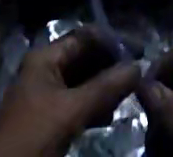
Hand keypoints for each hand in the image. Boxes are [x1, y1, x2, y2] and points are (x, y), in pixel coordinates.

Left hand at [0, 29, 140, 156]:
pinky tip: (110, 114)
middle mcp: (45, 68)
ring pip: (82, 81)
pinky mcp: (48, 117)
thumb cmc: (33, 137)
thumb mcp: (71, 111)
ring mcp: (45, 93)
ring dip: (104, 87)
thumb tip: (138, 65)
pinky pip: (76, 101)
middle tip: (138, 76)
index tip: (139, 52)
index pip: (84, 36)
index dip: (111, 41)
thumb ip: (104, 88)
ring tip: (129, 95)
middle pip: (84, 57)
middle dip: (110, 66)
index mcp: (45, 57)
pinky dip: (94, 104)